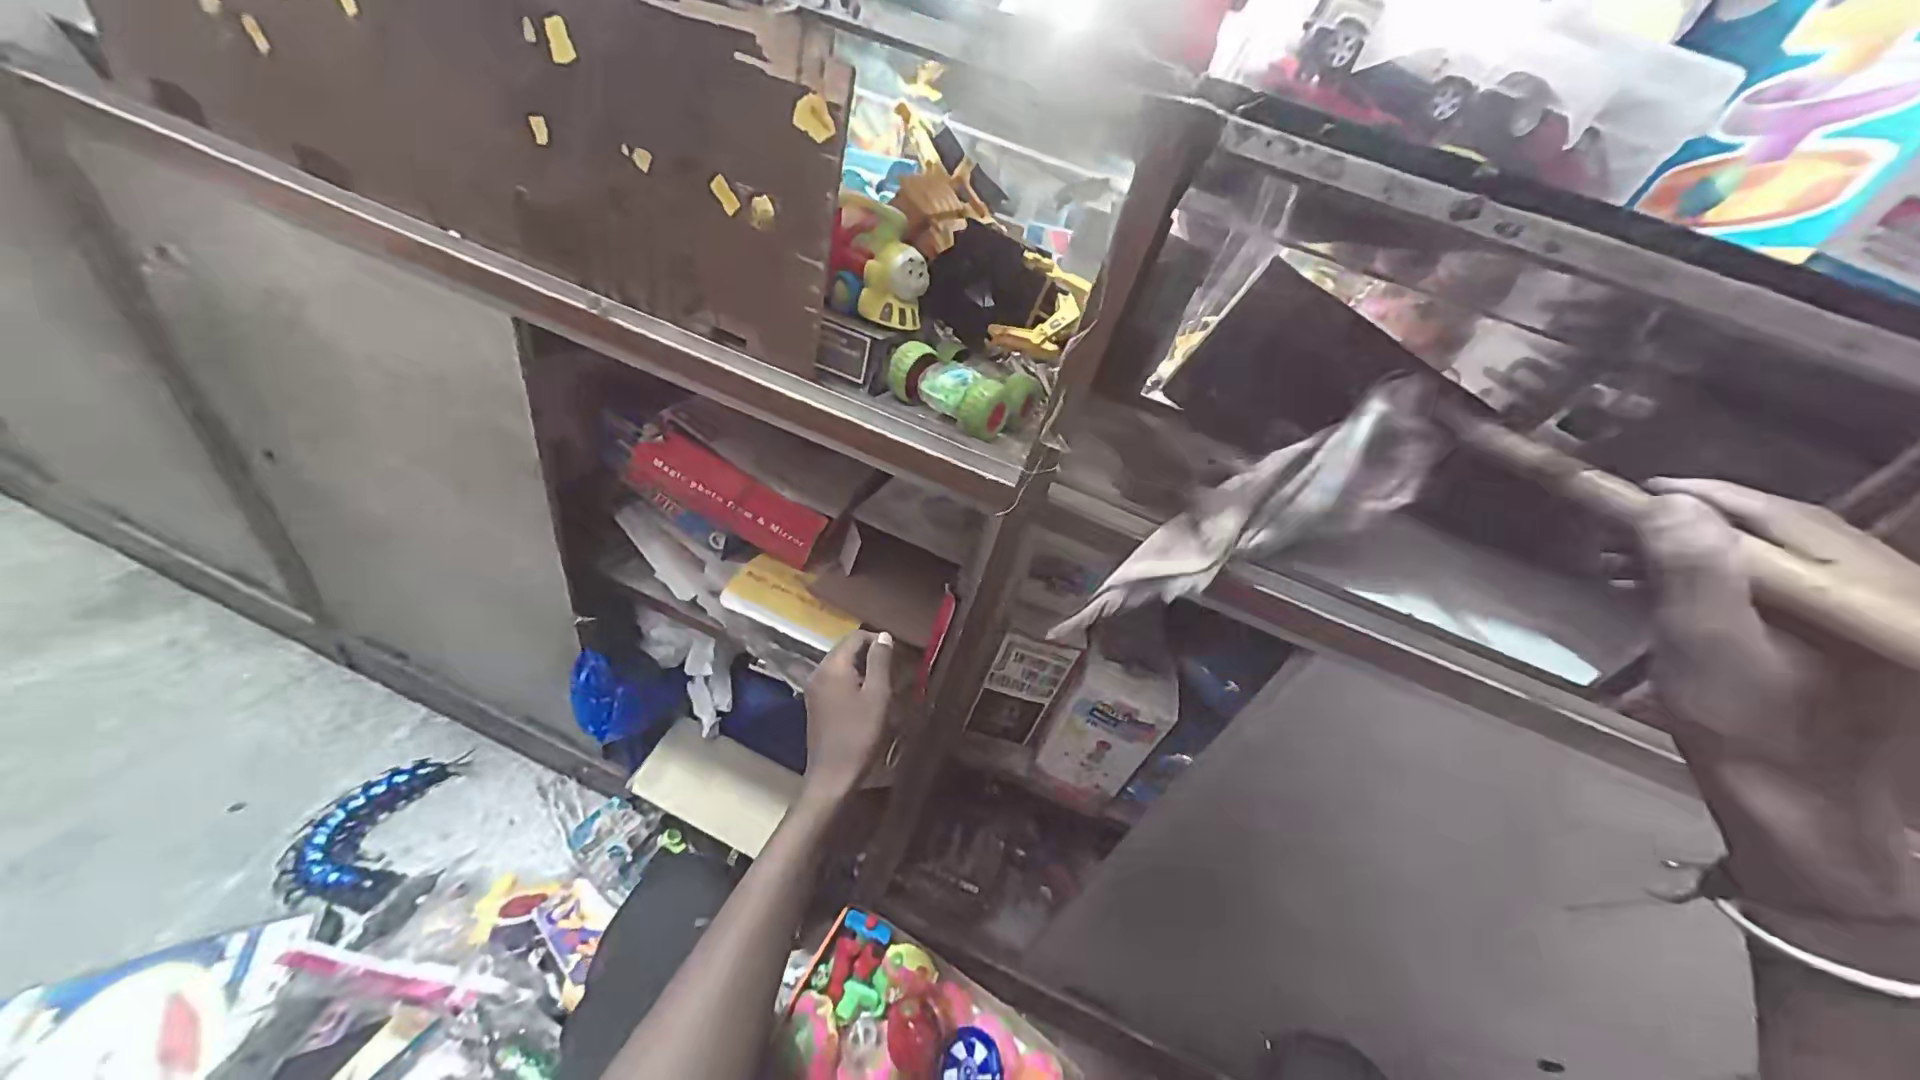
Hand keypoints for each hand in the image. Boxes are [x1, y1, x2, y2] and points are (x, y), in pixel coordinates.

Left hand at [802, 631, 894, 797]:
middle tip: (895, 667)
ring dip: (863, 668)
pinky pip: (836, 681)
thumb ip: (880, 662)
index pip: (855, 637)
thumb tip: (884, 636)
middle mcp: (819, 672)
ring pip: (841, 666)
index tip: (899, 653)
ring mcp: (814, 689)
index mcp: (832, 667)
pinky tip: (868, 698)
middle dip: (871, 653)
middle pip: (846, 649)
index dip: (878, 639)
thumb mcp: (878, 695)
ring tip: (886, 682)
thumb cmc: (860, 734)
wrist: (833, 775)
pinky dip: (853, 681)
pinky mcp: (816, 704)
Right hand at [1637, 479, 1919, 918]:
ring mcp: (1882, 622)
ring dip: (1707, 552)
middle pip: (1789, 532)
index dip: (1703, 496)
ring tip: (1637, 562)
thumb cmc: (1750, 728)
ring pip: (1789, 559)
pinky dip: (1729, 580)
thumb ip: (1693, 572)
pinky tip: (1681, 593)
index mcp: (1873, 593)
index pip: (1782, 517)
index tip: (1635, 490)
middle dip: (1699, 522)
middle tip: (1623, 527)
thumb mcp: (1705, 647)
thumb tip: (1670, 503)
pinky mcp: (1862, 645)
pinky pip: (1793, 589)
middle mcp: (1893, 596)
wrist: (1805, 812)